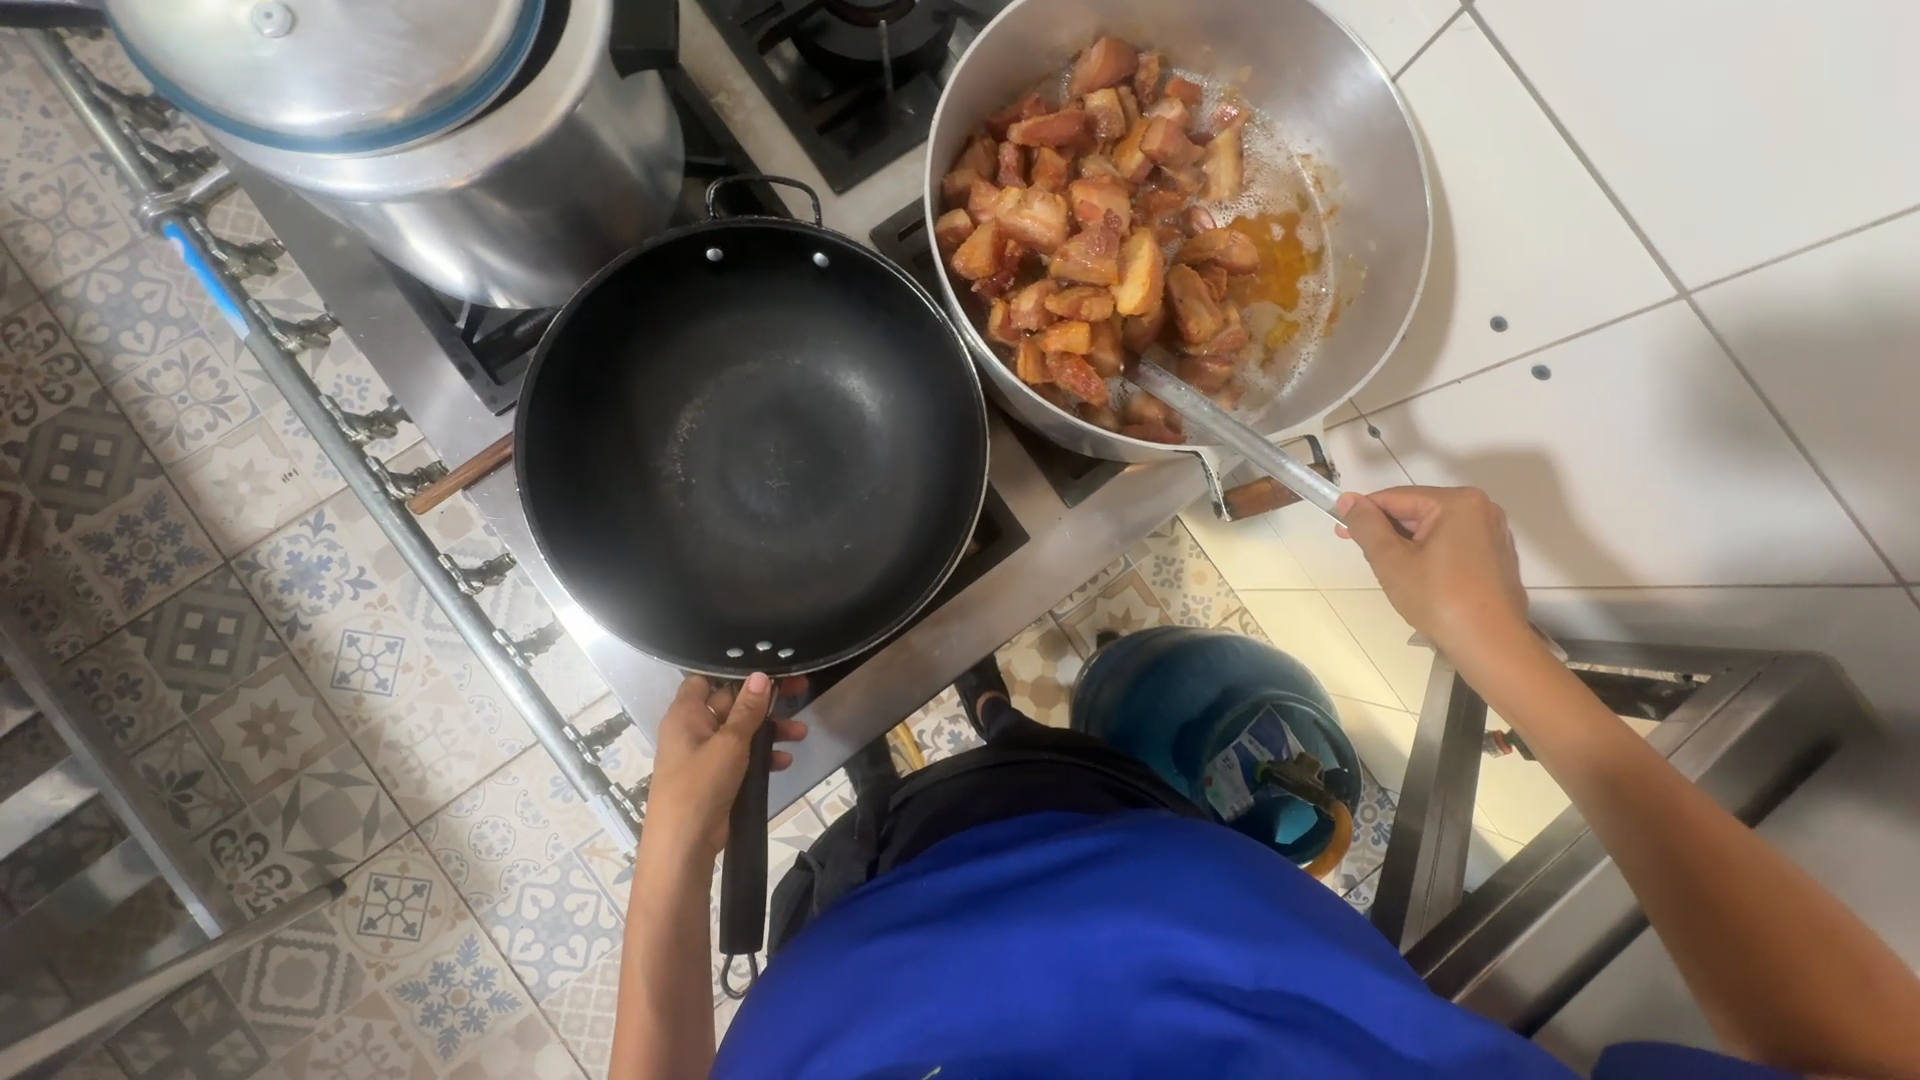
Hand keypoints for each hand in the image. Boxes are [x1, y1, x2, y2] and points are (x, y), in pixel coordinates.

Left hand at [644, 673, 807, 861]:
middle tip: (798, 691)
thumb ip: (748, 709)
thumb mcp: (729, 743)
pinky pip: (743, 756)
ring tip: (800, 734)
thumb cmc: (700, 785)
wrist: (684, 846)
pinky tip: (784, 762)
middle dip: (764, 702)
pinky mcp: (717, 776)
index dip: (734, 672)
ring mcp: (705, 754)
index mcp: (686, 714)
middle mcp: (693, 729)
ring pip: (742, 731)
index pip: (706, 679)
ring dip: (769, 731)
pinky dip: (762, 756)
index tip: (766, 669)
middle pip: (731, 704)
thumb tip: (760, 676)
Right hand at [1335, 486, 1535, 661]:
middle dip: (1387, 532)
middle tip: (1367, 557)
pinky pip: (1450, 542)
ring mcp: (1491, 531)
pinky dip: (1428, 553)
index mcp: (1457, 502)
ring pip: (1431, 528)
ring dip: (1406, 544)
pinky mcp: (1494, 553)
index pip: (1395, 498)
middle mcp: (1480, 508)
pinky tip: (1419, 578)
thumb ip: (1366, 526)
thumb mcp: (1391, 560)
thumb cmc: (1438, 598)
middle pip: (1416, 511)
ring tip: (1393, 572)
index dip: (1364, 513)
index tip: (1340, 530)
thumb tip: (1347, 500)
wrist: (1490, 642)